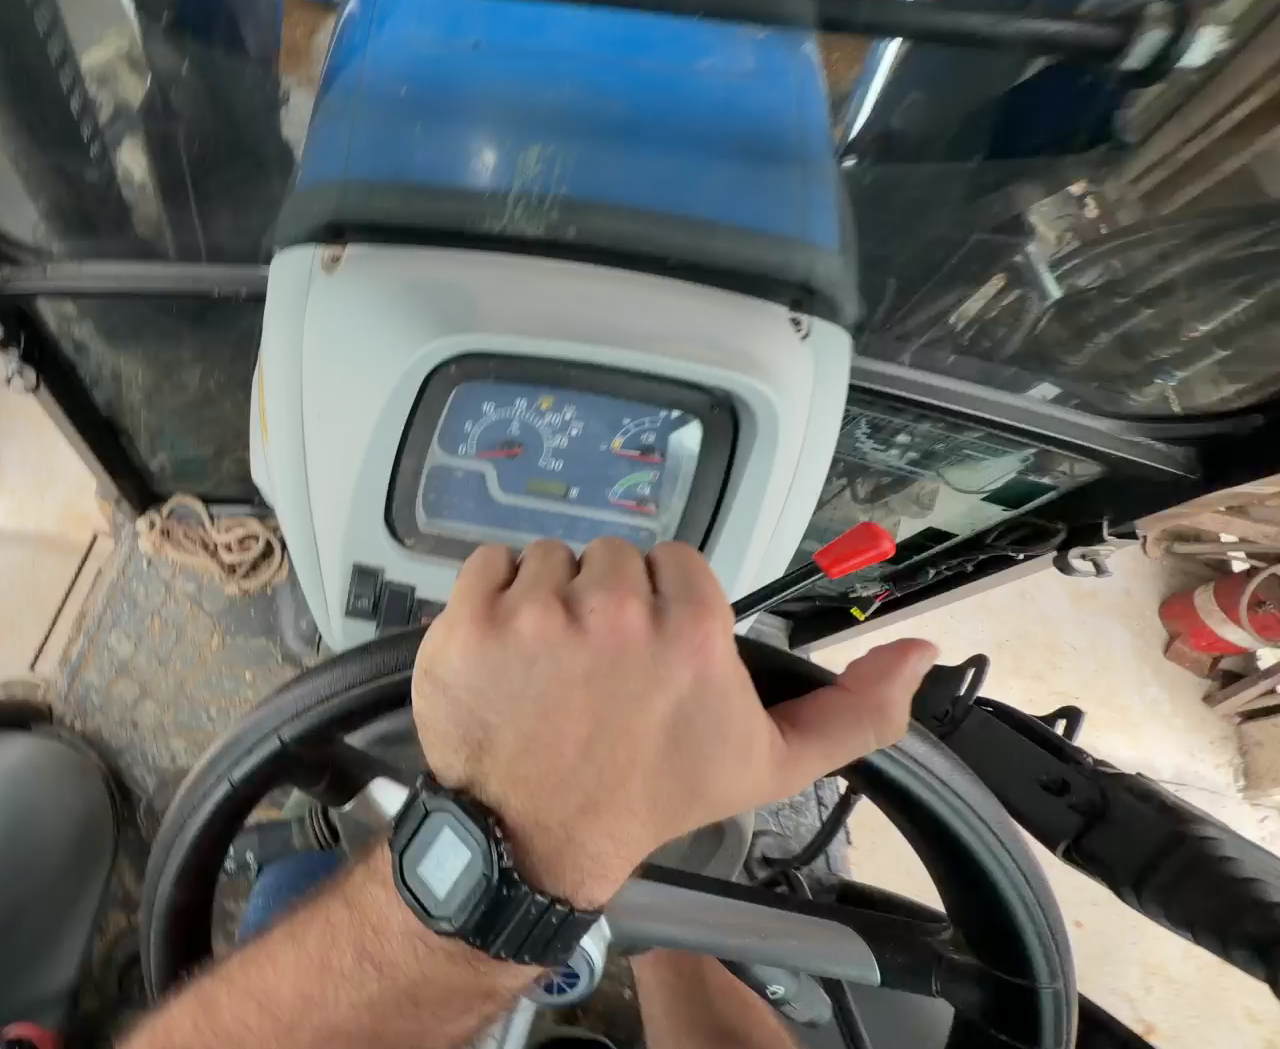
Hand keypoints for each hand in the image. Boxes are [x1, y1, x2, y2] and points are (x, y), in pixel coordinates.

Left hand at [410, 537, 936, 908]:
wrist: (530, 834)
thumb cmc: (645, 797)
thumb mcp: (767, 766)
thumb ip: (855, 712)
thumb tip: (919, 649)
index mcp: (690, 629)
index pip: (674, 561)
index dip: (659, 602)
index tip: (643, 647)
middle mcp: (613, 607)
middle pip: (610, 555)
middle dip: (604, 598)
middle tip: (592, 663)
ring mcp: (533, 609)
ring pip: (549, 557)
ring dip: (548, 596)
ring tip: (546, 662)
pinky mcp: (470, 615)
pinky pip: (488, 561)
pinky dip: (491, 591)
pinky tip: (502, 643)